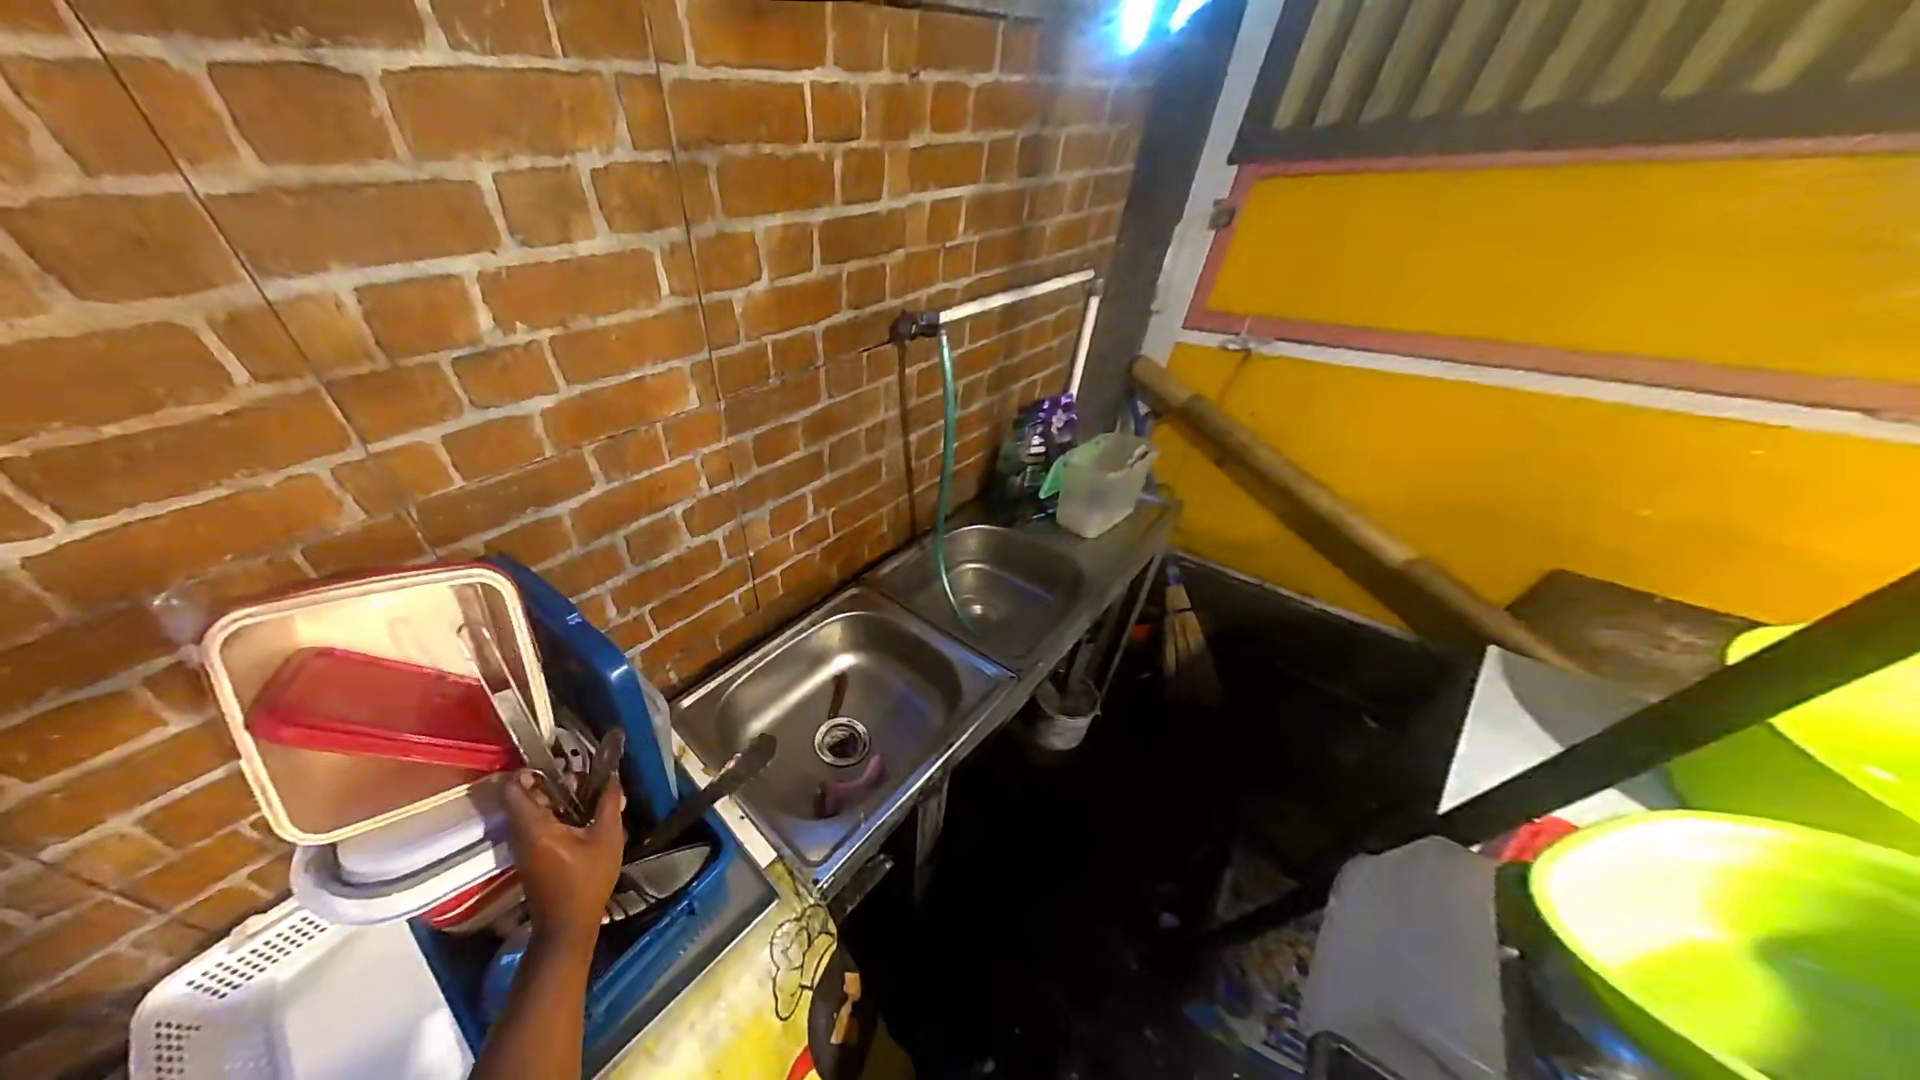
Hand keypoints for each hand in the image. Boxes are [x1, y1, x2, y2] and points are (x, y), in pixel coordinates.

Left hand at [500, 769, 626, 942]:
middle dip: (548, 782)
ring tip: (585, 793)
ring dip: (553, 798)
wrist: (568, 925)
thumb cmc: (587, 879)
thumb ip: (608, 804)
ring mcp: (524, 848)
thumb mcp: (607, 837)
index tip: (553, 761)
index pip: (512, 790)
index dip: (526, 771)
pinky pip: (536, 825)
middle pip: (523, 798)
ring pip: (530, 812)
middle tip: (579, 776)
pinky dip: (554, 814)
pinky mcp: (531, 857)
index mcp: (534, 827)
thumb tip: (612, 778)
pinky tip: (580, 816)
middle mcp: (521, 835)